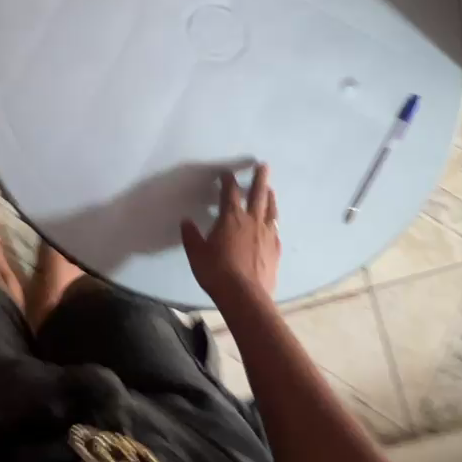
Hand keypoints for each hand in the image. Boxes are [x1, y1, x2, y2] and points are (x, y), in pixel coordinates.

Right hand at [181, 163, 280, 304]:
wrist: (245, 296)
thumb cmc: (217, 271)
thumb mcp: (196, 253)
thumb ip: (191, 236)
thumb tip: (186, 221)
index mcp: (231, 217)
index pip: (230, 192)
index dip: (228, 180)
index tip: (227, 172)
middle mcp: (251, 221)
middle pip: (257, 193)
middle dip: (259, 178)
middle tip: (264, 165)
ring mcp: (266, 235)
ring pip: (270, 210)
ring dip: (270, 197)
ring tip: (270, 189)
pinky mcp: (275, 250)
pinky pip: (276, 230)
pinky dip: (274, 221)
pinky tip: (273, 223)